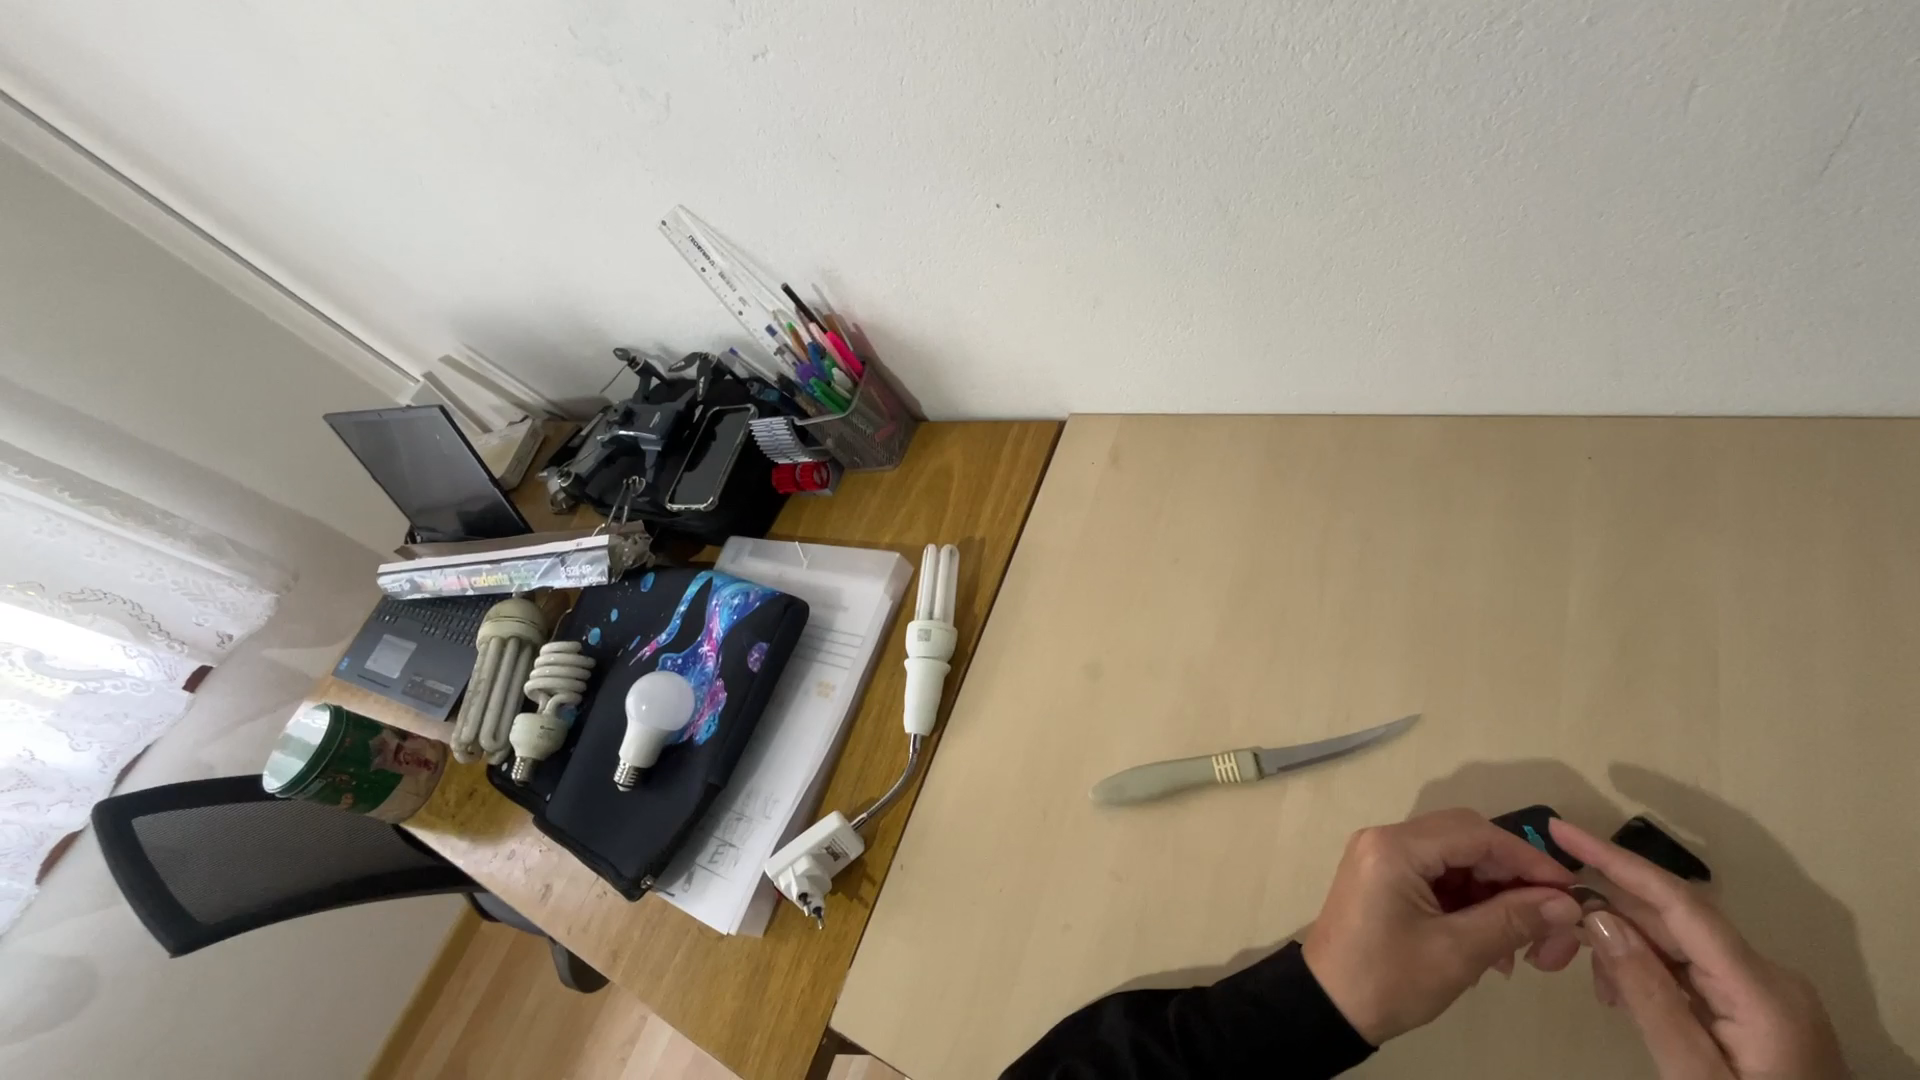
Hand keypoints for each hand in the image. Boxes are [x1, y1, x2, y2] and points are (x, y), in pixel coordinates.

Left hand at [1301, 808, 1584, 1044]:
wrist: (1329, 1002)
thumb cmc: (1389, 977)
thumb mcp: (1457, 952)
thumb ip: (1513, 920)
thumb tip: (1568, 903)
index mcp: (1395, 847)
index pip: (1476, 833)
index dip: (1529, 860)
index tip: (1572, 895)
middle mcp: (1386, 839)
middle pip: (1467, 841)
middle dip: (1513, 880)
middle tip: (1549, 926)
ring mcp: (1382, 857)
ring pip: (1457, 861)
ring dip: (1495, 898)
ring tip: (1521, 951)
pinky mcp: (1385, 878)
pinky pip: (1439, 878)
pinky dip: (1470, 905)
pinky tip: (1492, 948)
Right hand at [1549, 819, 1848, 1079]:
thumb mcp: (1690, 1071)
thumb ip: (1647, 994)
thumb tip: (1597, 916)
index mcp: (1761, 989)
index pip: (1678, 902)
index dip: (1615, 860)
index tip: (1558, 829)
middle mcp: (1766, 976)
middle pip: (1667, 922)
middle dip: (1602, 919)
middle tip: (1545, 938)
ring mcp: (1763, 991)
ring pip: (1669, 943)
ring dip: (1618, 949)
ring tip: (1583, 981)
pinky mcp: (1753, 1007)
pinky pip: (1683, 967)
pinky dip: (1642, 971)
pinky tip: (1618, 995)